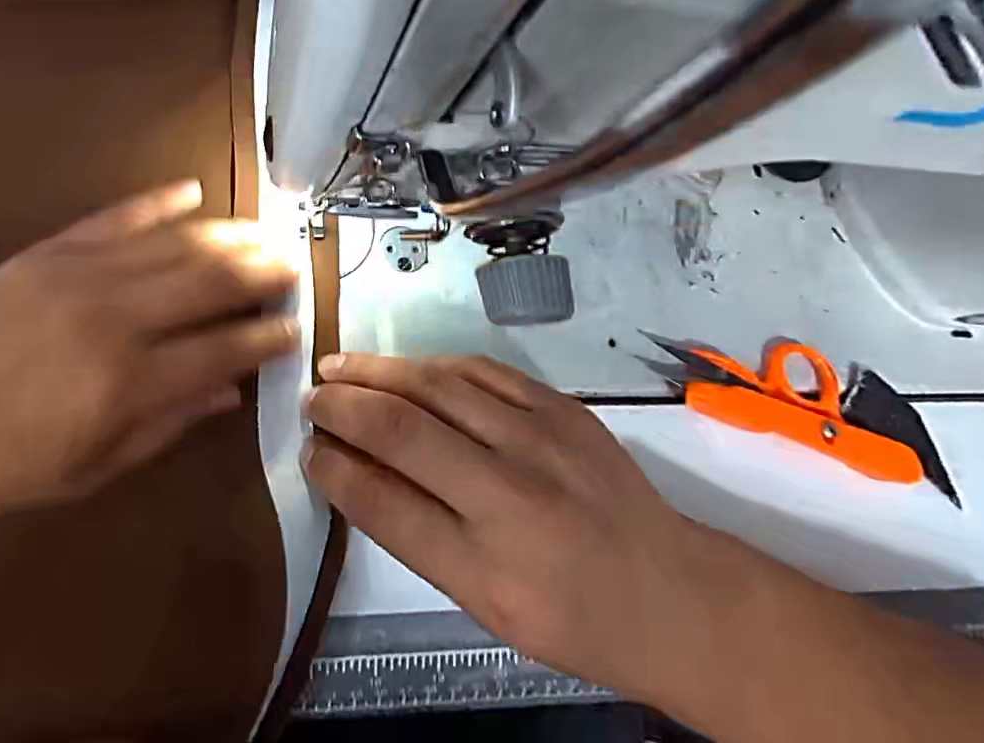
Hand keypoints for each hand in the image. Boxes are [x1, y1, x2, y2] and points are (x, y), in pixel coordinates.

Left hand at [0, 180, 299, 520]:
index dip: (267, 337)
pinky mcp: (49, 250)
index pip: (224, 349)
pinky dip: (159, 202)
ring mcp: (82, 273)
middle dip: (262, 272)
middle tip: (292, 266)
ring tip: (263, 233)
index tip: (295, 327)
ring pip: (176, 243)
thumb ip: (164, 427)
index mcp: (128, 382)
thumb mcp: (85, 471)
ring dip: (227, 235)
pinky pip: (118, 217)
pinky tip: (191, 191)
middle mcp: (117, 317)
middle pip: (212, 281)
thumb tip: (226, 393)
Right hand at [303, 355, 713, 700]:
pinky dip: (431, 365)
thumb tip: (350, 470)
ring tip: (338, 367)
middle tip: (311, 398)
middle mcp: (510, 494)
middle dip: (341, 405)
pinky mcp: (562, 408)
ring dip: (376, 371)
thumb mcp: (482, 603)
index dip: (332, 467)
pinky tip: (405, 368)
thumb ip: (412, 533)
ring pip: (436, 384)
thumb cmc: (570, 618)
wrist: (676, 594)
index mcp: (485, 566)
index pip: (381, 501)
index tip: (308, 449)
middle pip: (401, 428)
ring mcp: (542, 440)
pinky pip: (480, 370)